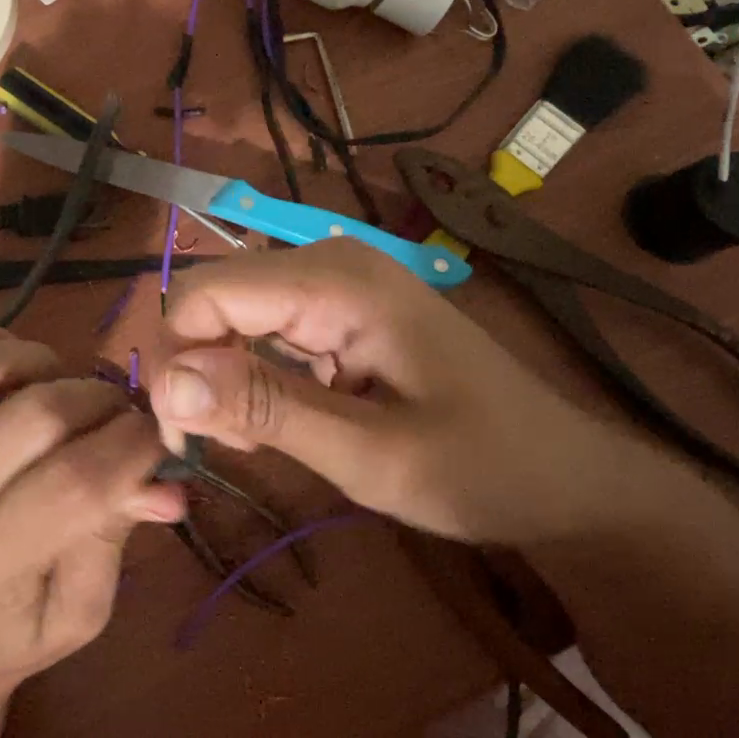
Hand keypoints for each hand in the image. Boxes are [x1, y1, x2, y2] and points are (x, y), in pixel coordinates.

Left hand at [0, 327, 184, 737]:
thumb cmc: (14, 631)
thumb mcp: (80, 614)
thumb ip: (114, 539)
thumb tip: (168, 483)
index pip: (72, 483)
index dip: (133, 448)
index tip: (162, 440)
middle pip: (33, 415)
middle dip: (100, 402)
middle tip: (122, 416)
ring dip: (39, 362)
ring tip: (65, 389)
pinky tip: (20, 376)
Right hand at [144, 240, 682, 544]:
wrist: (569, 476)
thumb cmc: (484, 468)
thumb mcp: (371, 454)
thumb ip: (266, 409)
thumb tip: (169, 383)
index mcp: (337, 281)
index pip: (204, 293)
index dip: (176, 359)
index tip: (185, 437)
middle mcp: (328, 261)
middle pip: (212, 296)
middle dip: (196, 367)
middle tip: (223, 445)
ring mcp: (336, 280)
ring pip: (231, 310)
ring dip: (222, 373)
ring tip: (255, 439)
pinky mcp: (340, 306)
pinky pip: (264, 324)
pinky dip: (251, 371)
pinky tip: (277, 417)